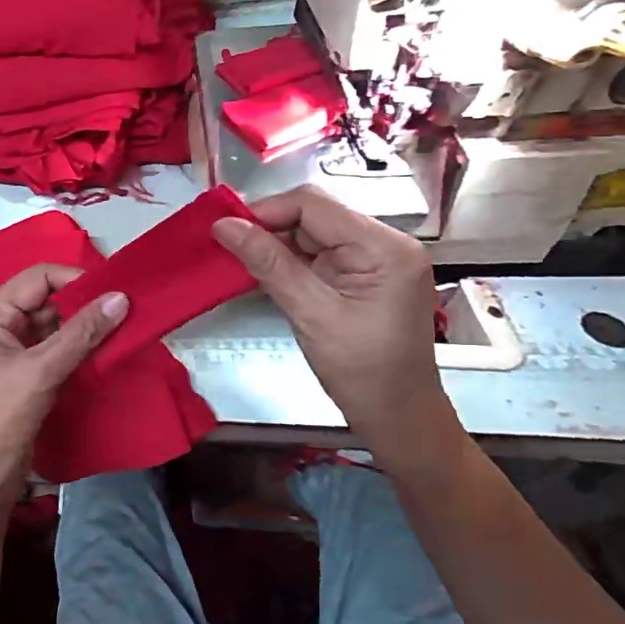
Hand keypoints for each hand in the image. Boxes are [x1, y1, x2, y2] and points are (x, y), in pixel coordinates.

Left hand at [0, 266, 128, 501]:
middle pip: (49, 298)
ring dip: (86, 327)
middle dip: (85, 303)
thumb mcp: (40, 373)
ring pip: (56, 324)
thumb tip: (122, 297)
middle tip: (126, 310)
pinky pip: (57, 348)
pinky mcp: (26, 374)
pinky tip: (107, 351)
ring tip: (124, 328)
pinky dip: (81, 347)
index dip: (76, 279)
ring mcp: (12, 351)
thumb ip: (82, 333)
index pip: (39, 277)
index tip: (115, 290)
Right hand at [212, 186, 451, 449]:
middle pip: (317, 214)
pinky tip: (270, 270)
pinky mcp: (370, 271)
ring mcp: (380, 256)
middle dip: (272, 227)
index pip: (315, 205)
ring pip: (317, 231)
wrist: (401, 419)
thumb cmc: (362, 374)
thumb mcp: (310, 314)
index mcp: (384, 247)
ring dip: (281, 244)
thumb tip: (223, 225)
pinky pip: (325, 251)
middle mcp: (387, 241)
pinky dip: (296, 259)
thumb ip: (268, 263)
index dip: (267, 210)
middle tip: (230, 245)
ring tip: (244, 259)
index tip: (227, 228)